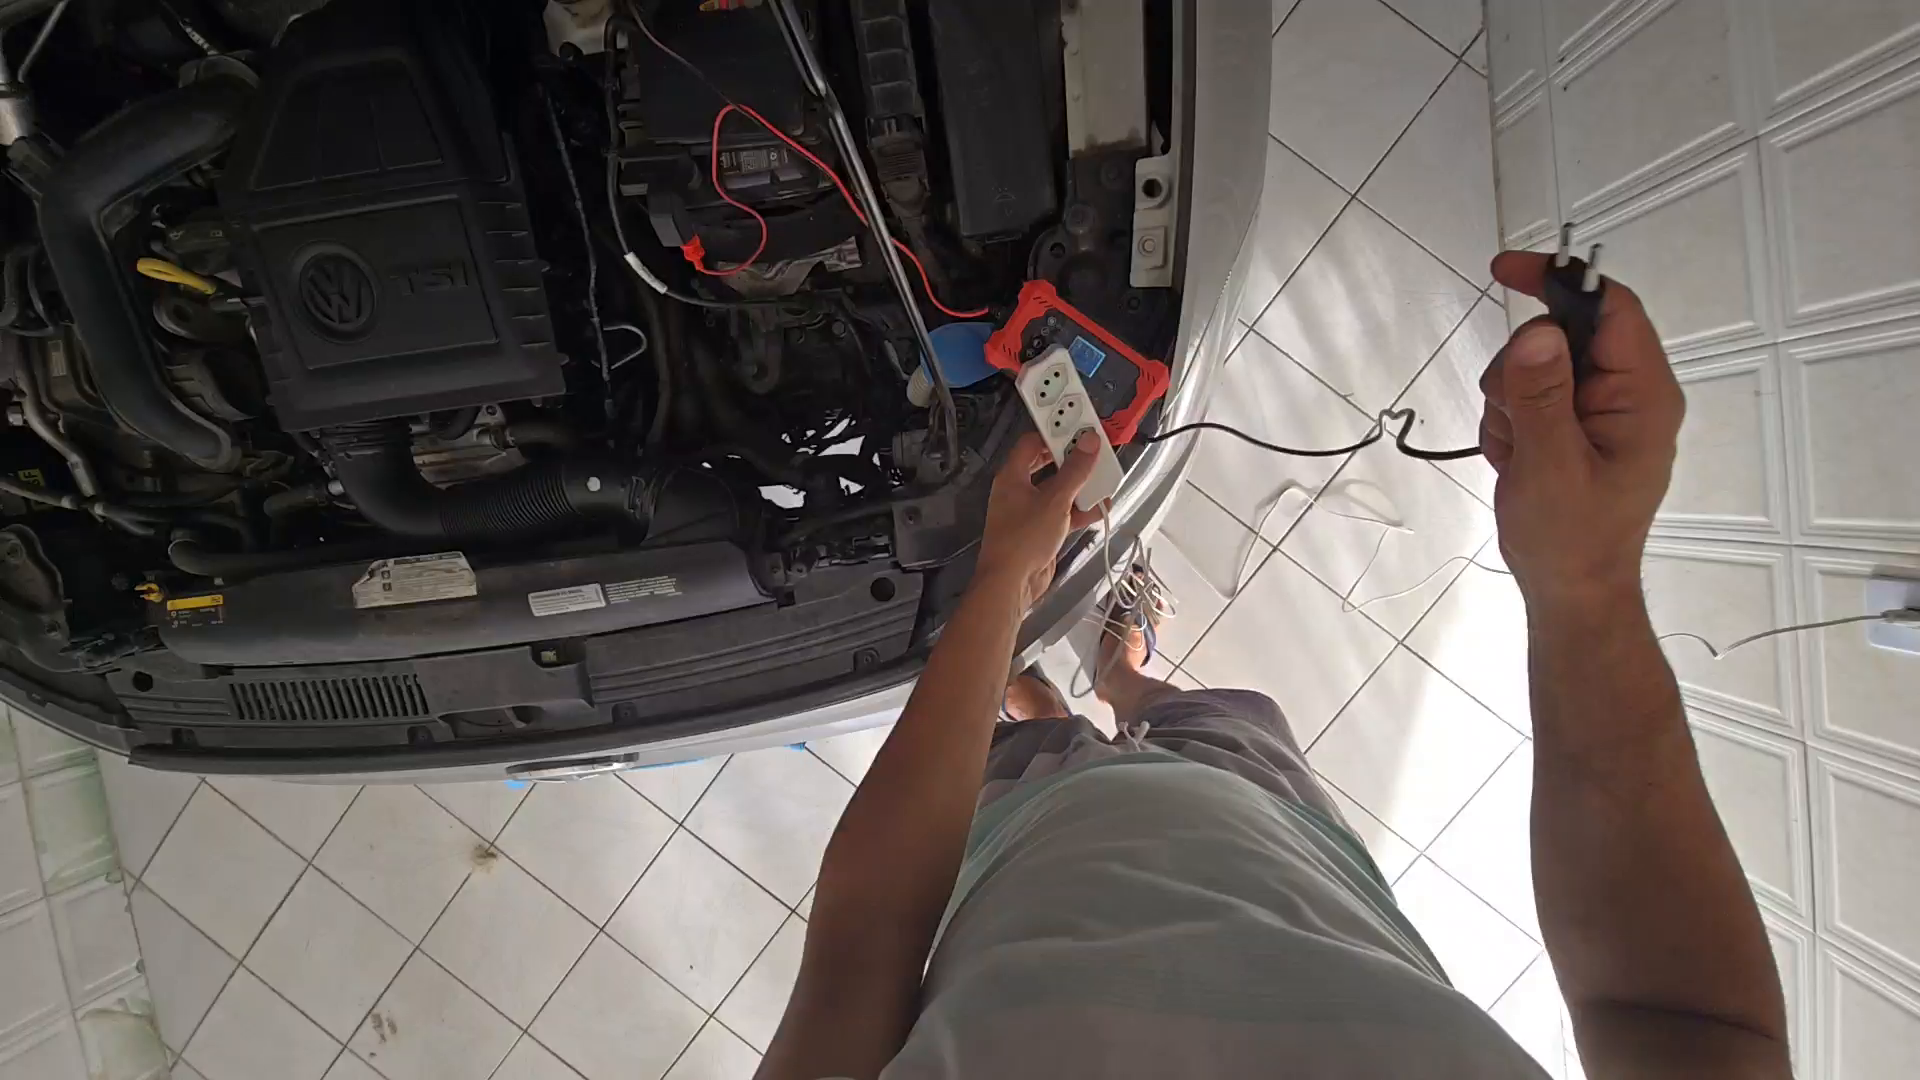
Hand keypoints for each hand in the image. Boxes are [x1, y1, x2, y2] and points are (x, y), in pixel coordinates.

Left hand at [976, 431, 1104, 611]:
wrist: (1012, 582)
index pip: (1033, 442)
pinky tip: (1099, 508)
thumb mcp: (1055, 500)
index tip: (1080, 428)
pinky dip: (1079, 510)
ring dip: (1080, 487)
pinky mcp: (1040, 531)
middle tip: (1096, 453)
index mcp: (1012, 476)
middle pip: (1048, 465)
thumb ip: (1075, 471)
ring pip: (1058, 490)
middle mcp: (1018, 491)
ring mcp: (1029, 511)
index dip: (1055, 433)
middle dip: (1073, 461)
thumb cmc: (1023, 539)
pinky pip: (1062, 513)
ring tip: (1103, 481)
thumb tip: (1088, 442)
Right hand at [1480, 252, 1684, 610]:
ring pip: (1528, 370)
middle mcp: (1621, 392)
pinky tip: (1513, 460)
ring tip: (1516, 454)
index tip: (1503, 270)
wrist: (1567, 585)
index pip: (1608, 310)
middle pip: (1555, 339)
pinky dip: (1504, 426)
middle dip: (1517, 374)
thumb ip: (1542, 396)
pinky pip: (1518, 401)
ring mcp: (1590, 411)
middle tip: (1512, 423)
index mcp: (1640, 394)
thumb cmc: (1569, 534)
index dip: (1559, 282)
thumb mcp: (1550, 465)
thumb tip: (1536, 331)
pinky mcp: (1564, 427)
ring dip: (1506, 407)